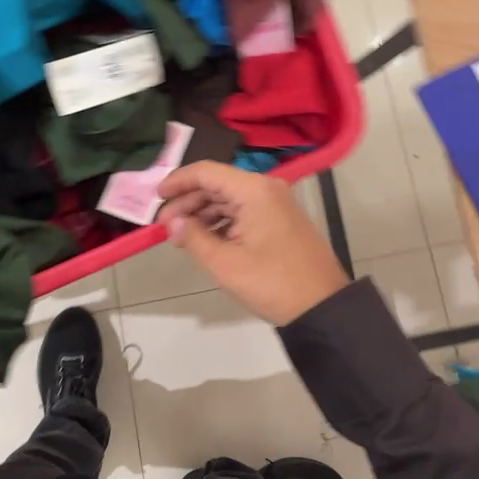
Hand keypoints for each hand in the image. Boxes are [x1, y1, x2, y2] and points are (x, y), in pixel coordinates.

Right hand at [156, 162, 349, 325]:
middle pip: (217, 184)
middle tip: (164, 225)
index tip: (156, 197)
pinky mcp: (279, 219)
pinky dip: (221, 221)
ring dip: (203, 213)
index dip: (178, 181)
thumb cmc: (272, 282)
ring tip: (180, 236)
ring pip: (229, 198)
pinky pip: (243, 210)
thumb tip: (171, 222)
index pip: (206, 172)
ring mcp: (275, 203)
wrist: (322, 306)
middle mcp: (265, 188)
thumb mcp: (226, 264)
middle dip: (188, 201)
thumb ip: (194, 237)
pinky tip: (205, 239)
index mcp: (253, 190)